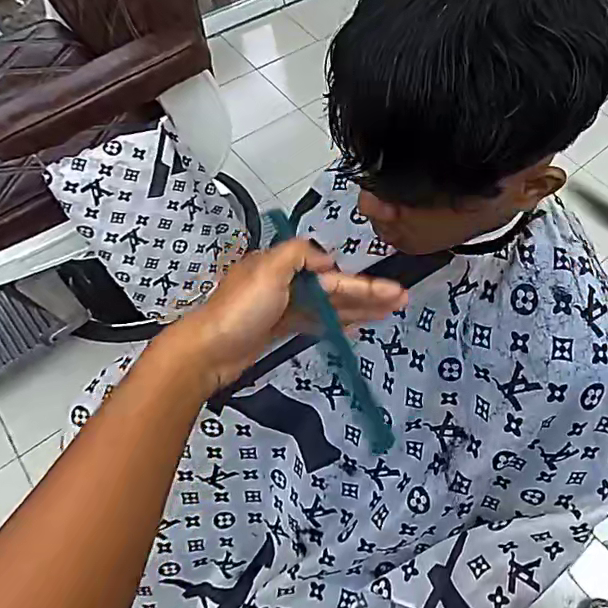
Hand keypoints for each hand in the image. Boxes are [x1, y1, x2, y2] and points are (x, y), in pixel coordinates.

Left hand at [161, 238, 406, 392]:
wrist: (206, 353)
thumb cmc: (238, 311)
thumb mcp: (267, 270)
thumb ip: (298, 254)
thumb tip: (326, 259)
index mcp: (280, 265)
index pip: (331, 271)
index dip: (361, 281)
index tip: (386, 289)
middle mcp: (284, 283)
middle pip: (335, 288)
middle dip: (370, 294)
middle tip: (401, 300)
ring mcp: (283, 308)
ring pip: (331, 305)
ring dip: (361, 308)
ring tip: (390, 311)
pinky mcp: (280, 329)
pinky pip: (318, 321)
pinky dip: (339, 320)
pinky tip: (359, 323)